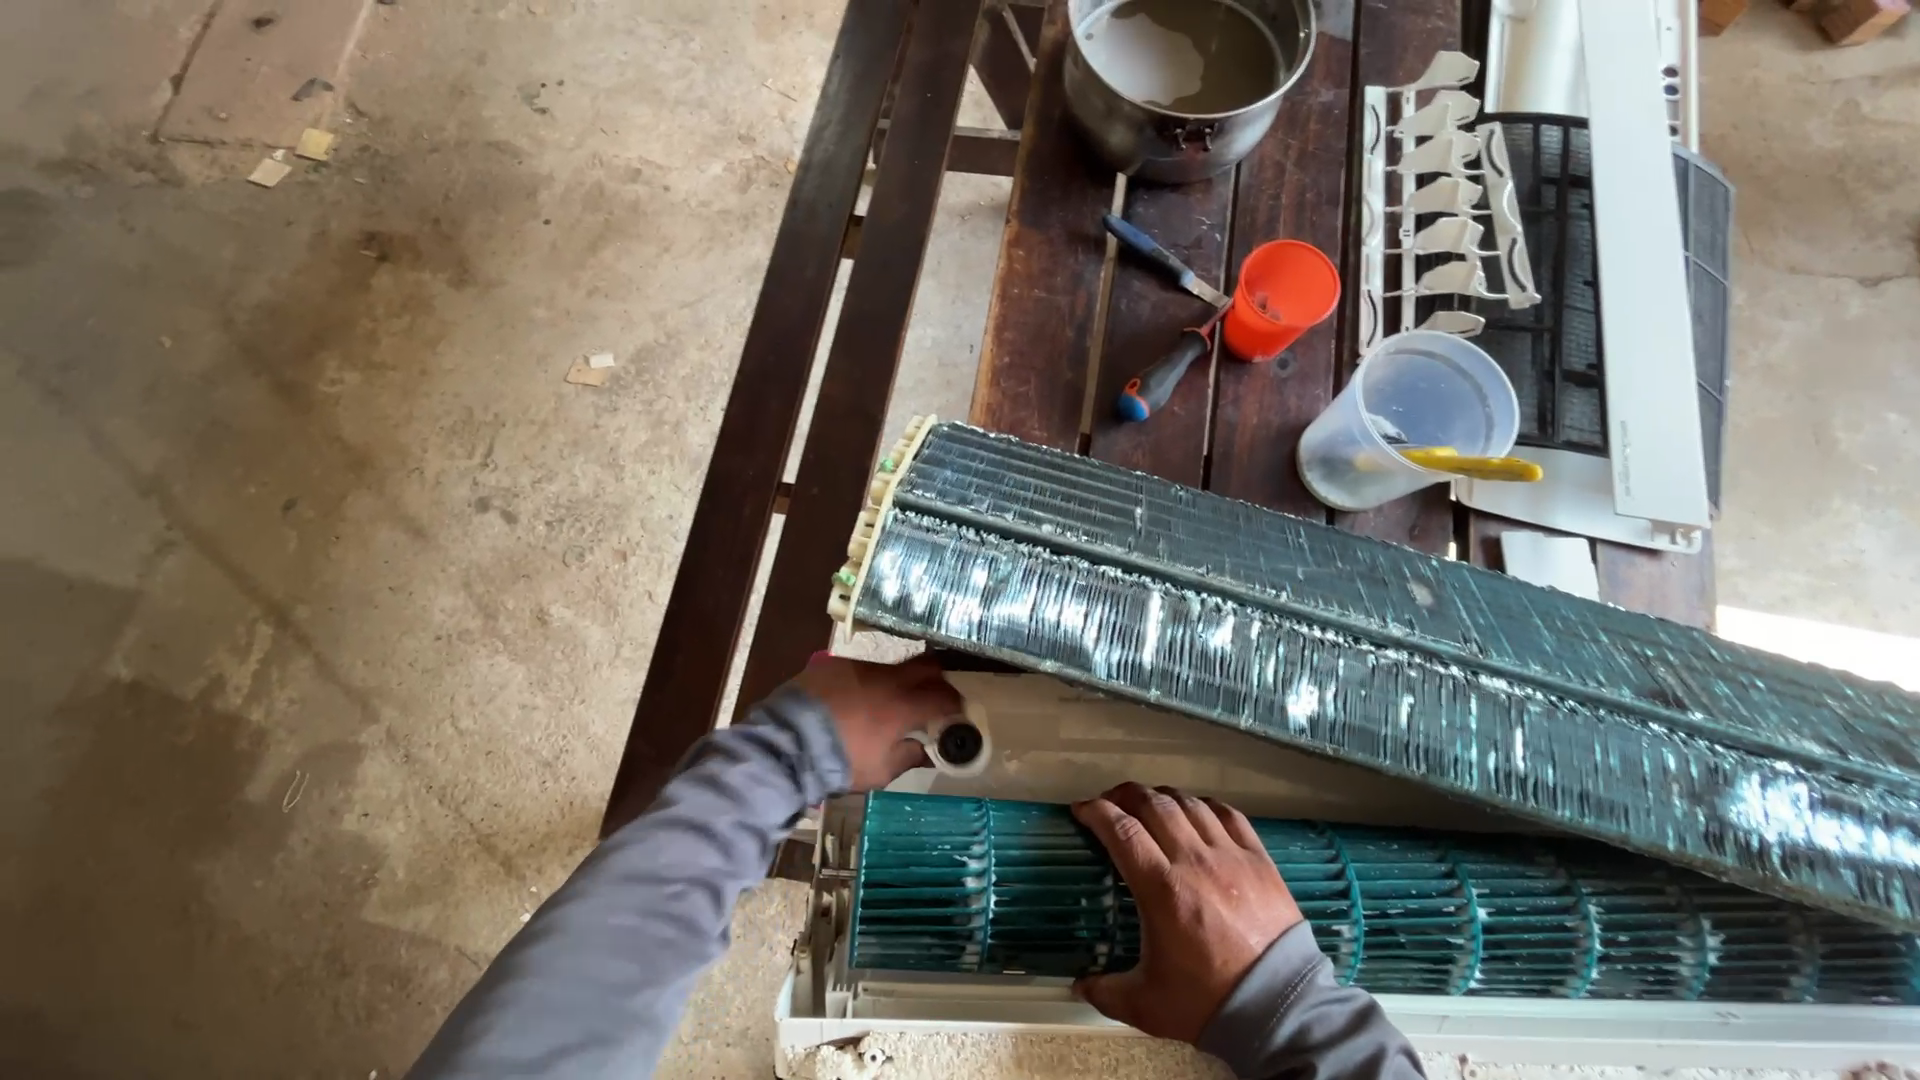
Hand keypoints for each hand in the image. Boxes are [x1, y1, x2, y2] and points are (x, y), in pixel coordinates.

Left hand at [789, 654, 962, 790]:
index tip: (956, 712)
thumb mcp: (882, 770)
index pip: (943, 696)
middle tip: (936, 696)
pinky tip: (859, 698)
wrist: (788, 744)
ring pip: (893, 666)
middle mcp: (888, 678)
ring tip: (893, 700)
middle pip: (927, 666)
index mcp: (904, 705)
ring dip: (901, 681)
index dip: (954, 703)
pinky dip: (870, 682)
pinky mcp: (834, 665)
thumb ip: (910, 756)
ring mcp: (859, 667)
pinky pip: (862, 668)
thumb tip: (929, 751)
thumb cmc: (841, 762)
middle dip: (937, 680)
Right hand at [1072, 783, 1303, 1043]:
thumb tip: (1077, 986)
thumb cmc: (1208, 1001)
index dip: (1096, 811)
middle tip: (1110, 802)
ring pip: (1189, 803)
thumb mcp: (1146, 1004)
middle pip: (1152, 804)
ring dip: (1162, 796)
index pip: (1121, 830)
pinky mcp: (1259, 859)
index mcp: (1161, 888)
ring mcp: (1230, 855)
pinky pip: (1228, 814)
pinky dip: (1205, 804)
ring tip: (1149, 803)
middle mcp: (1193, 860)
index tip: (1081, 810)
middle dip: (1124, 795)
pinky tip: (1196, 809)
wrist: (1280, 1009)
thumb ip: (1105, 992)